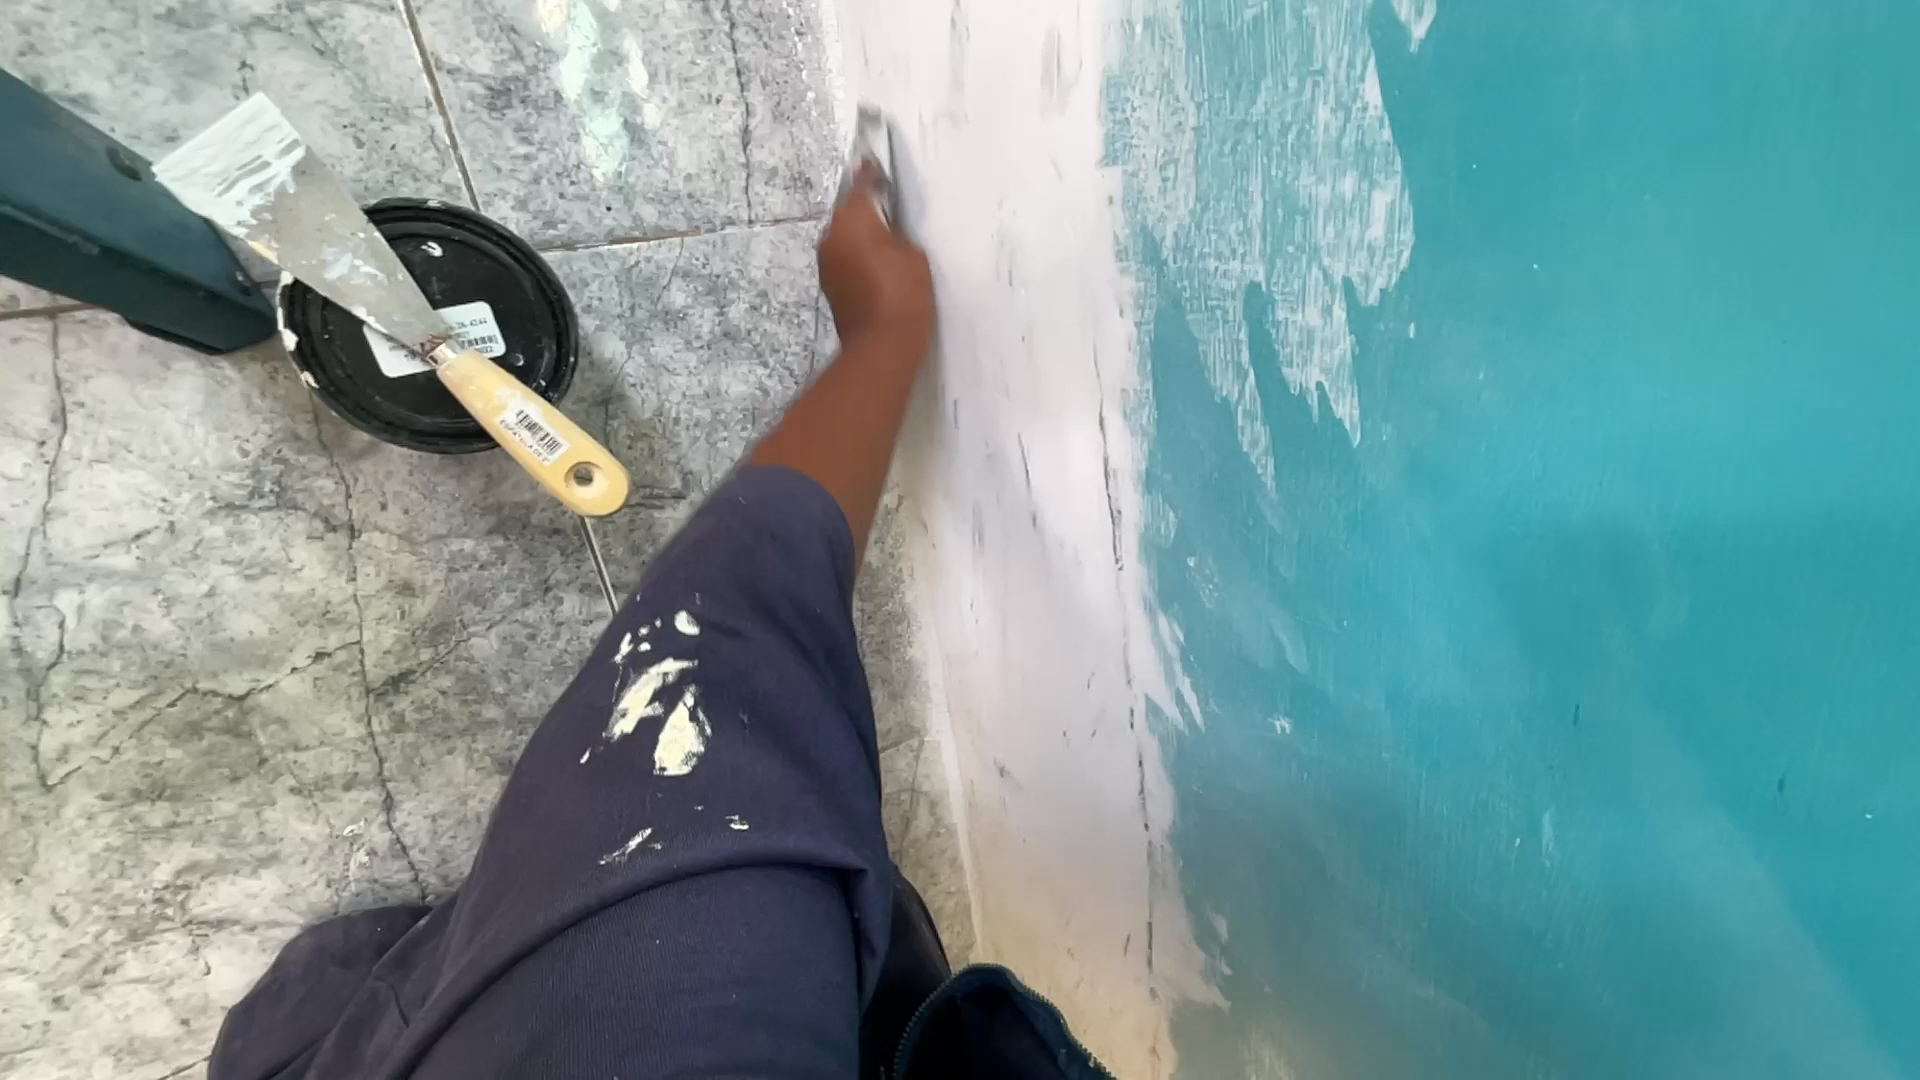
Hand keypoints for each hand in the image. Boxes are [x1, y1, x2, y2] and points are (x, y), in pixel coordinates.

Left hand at [818, 163, 933, 354]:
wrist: (881, 344)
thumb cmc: (904, 293)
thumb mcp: (913, 255)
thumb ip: (896, 235)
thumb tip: (884, 236)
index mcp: (854, 217)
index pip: (863, 184)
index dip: (872, 174)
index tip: (877, 166)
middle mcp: (832, 233)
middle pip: (848, 211)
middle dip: (864, 208)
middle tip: (884, 208)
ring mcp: (826, 260)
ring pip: (843, 236)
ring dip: (858, 235)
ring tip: (880, 240)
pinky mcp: (828, 284)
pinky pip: (842, 258)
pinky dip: (854, 256)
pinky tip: (872, 264)